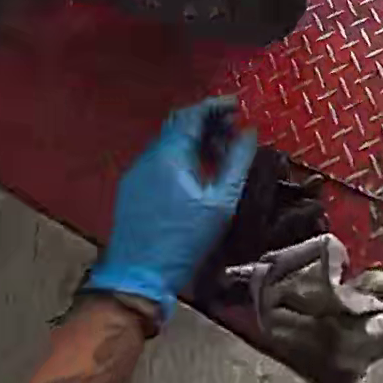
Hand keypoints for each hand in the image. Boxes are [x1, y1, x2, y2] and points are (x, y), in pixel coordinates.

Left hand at [83, 96, 256, 323]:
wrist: (138, 277)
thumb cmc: (184, 241)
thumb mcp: (220, 204)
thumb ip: (237, 163)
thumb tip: (250, 132)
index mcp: (170, 154)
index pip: (193, 114)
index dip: (216, 106)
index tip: (237, 105)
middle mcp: (149, 154)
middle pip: (179, 123)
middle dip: (207, 121)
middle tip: (232, 128)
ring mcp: (137, 169)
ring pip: (169, 140)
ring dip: (194, 139)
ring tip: (219, 152)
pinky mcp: (132, 185)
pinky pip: (159, 157)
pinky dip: (180, 154)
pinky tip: (196, 171)